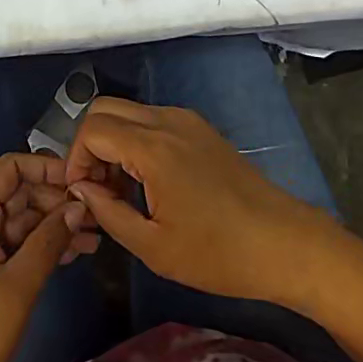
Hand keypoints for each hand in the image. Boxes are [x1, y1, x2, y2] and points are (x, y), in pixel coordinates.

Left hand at [0, 153, 99, 361]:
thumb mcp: (18, 285)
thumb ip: (49, 241)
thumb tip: (77, 207)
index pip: (11, 167)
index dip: (46, 168)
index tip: (80, 180)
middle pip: (19, 191)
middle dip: (57, 200)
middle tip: (95, 214)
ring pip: (22, 218)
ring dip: (55, 225)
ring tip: (94, 236)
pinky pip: (17, 241)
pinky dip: (43, 244)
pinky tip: (74, 251)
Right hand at [65, 98, 341, 306]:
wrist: (287, 245)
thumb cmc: (219, 253)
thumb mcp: (154, 247)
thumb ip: (108, 213)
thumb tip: (80, 190)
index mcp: (152, 147)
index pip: (92, 129)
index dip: (76, 158)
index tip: (82, 193)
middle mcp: (165, 120)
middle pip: (104, 108)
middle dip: (89, 143)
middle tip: (96, 186)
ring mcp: (185, 120)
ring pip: (128, 111)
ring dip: (112, 140)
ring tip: (121, 187)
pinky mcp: (199, 127)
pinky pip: (151, 119)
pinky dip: (136, 138)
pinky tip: (148, 179)